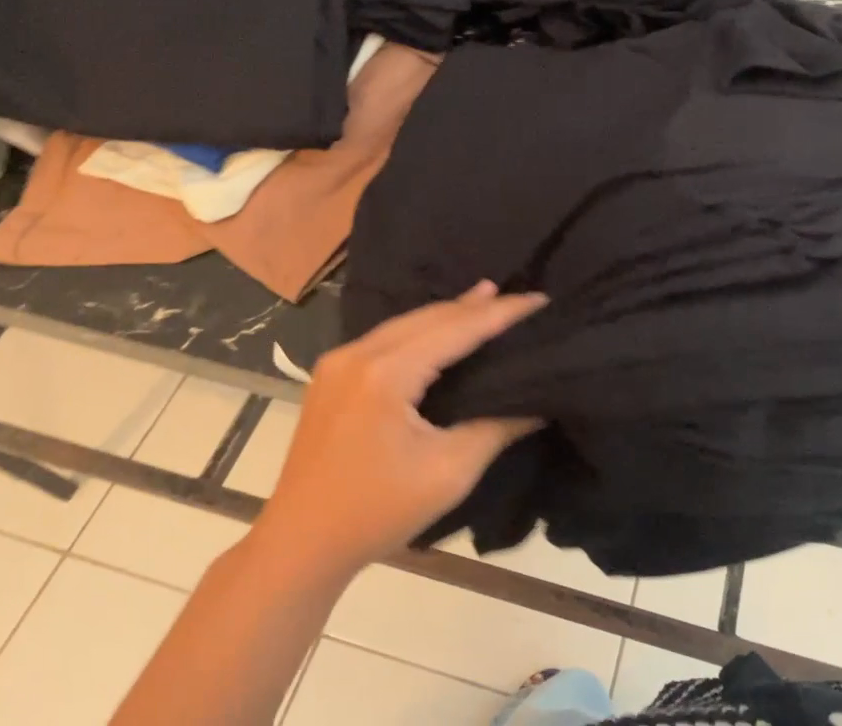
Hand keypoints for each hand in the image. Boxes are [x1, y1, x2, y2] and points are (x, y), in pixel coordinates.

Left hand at [250, 281, 546, 574]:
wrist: (300, 545)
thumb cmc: (377, 513)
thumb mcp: (449, 473)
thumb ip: (496, 428)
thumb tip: (539, 403)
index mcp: (385, 374)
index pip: (456, 329)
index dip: (502, 313)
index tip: (541, 299)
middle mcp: (358, 355)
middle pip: (429, 318)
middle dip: (476, 306)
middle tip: (522, 297)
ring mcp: (337, 364)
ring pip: (405, 325)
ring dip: (448, 314)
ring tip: (489, 299)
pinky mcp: (330, 379)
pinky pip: (386, 340)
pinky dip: (421, 332)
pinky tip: (441, 331)